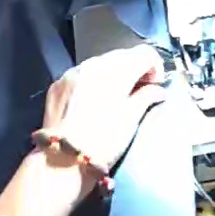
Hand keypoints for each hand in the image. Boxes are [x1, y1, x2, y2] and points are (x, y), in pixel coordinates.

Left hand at [41, 46, 165, 171]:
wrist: (61, 161)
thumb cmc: (103, 142)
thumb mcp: (131, 120)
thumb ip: (147, 97)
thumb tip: (157, 90)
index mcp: (114, 70)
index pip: (144, 54)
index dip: (156, 67)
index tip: (156, 86)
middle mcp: (92, 64)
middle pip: (122, 56)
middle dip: (135, 70)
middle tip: (140, 92)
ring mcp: (71, 73)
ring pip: (100, 64)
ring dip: (114, 75)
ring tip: (117, 98)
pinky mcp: (57, 85)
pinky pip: (82, 75)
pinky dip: (94, 82)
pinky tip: (95, 102)